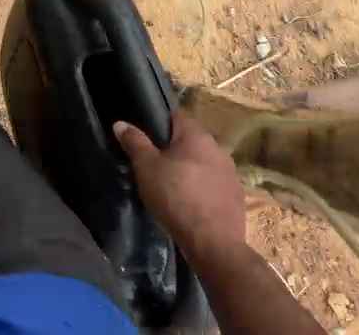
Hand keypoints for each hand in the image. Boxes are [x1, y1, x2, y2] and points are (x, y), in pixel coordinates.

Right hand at [113, 112, 246, 263]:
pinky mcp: (237, 196)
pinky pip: (214, 182)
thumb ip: (134, 141)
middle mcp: (219, 148)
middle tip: (155, 162)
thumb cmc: (175, 196)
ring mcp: (232, 173)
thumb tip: (121, 123)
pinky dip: (203, 186)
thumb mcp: (146, 167)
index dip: (159, 124)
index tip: (146, 138)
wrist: (213, 243)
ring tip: (172, 183)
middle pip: (191, 140)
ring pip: (204, 162)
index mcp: (197, 135)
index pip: (177, 116)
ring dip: (191, 168)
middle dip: (175, 148)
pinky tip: (190, 201)